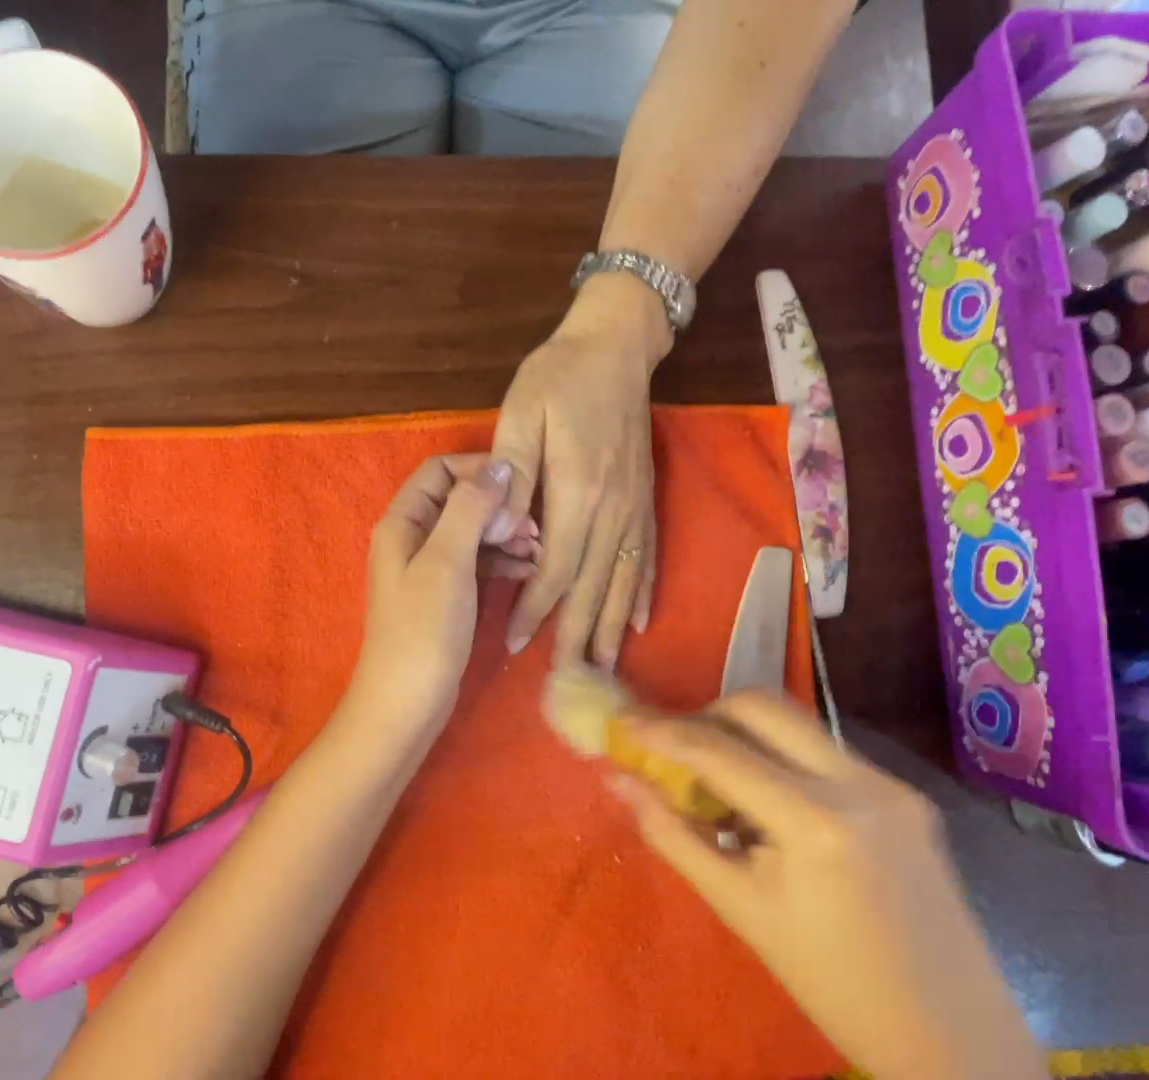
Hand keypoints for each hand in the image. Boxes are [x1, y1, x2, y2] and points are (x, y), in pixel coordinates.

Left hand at [344, 455, 537, 732]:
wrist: (405, 704)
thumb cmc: (423, 630)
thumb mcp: (447, 562)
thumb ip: (469, 508)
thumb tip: (499, 463)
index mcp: (402, 522)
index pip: (440, 470)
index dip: (480, 470)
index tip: (523, 485)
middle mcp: (412, 537)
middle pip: (459, 500)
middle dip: (499, 506)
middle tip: (537, 529)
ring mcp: (429, 568)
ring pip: (472, 532)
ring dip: (506, 535)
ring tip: (541, 552)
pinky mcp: (445, 595)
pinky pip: (476, 562)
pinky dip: (502, 562)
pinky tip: (532, 571)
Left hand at [493, 280, 663, 669]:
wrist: (617, 343)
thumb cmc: (558, 376)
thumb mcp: (522, 414)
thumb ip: (513, 472)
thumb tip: (502, 524)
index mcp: (576, 492)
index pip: (553, 567)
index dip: (534, 609)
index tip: (516, 643)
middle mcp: (611, 509)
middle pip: (591, 585)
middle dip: (576, 634)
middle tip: (564, 682)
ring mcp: (634, 505)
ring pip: (622, 579)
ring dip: (612, 625)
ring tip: (604, 667)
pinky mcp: (645, 498)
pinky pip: (646, 555)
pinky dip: (641, 591)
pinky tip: (640, 620)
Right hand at [605, 693, 1044, 1079]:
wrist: (953, 1034)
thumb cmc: (830, 982)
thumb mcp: (738, 908)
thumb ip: (672, 834)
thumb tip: (618, 779)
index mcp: (816, 823)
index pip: (718, 750)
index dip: (661, 729)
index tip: (621, 720)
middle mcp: (859, 784)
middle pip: (763, 707)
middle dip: (706, 714)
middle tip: (672, 747)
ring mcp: (892, 784)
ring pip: (797, 723)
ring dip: (744, 733)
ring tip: (715, 777)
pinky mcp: (908, 795)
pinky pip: (826, 752)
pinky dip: (782, 758)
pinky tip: (768, 803)